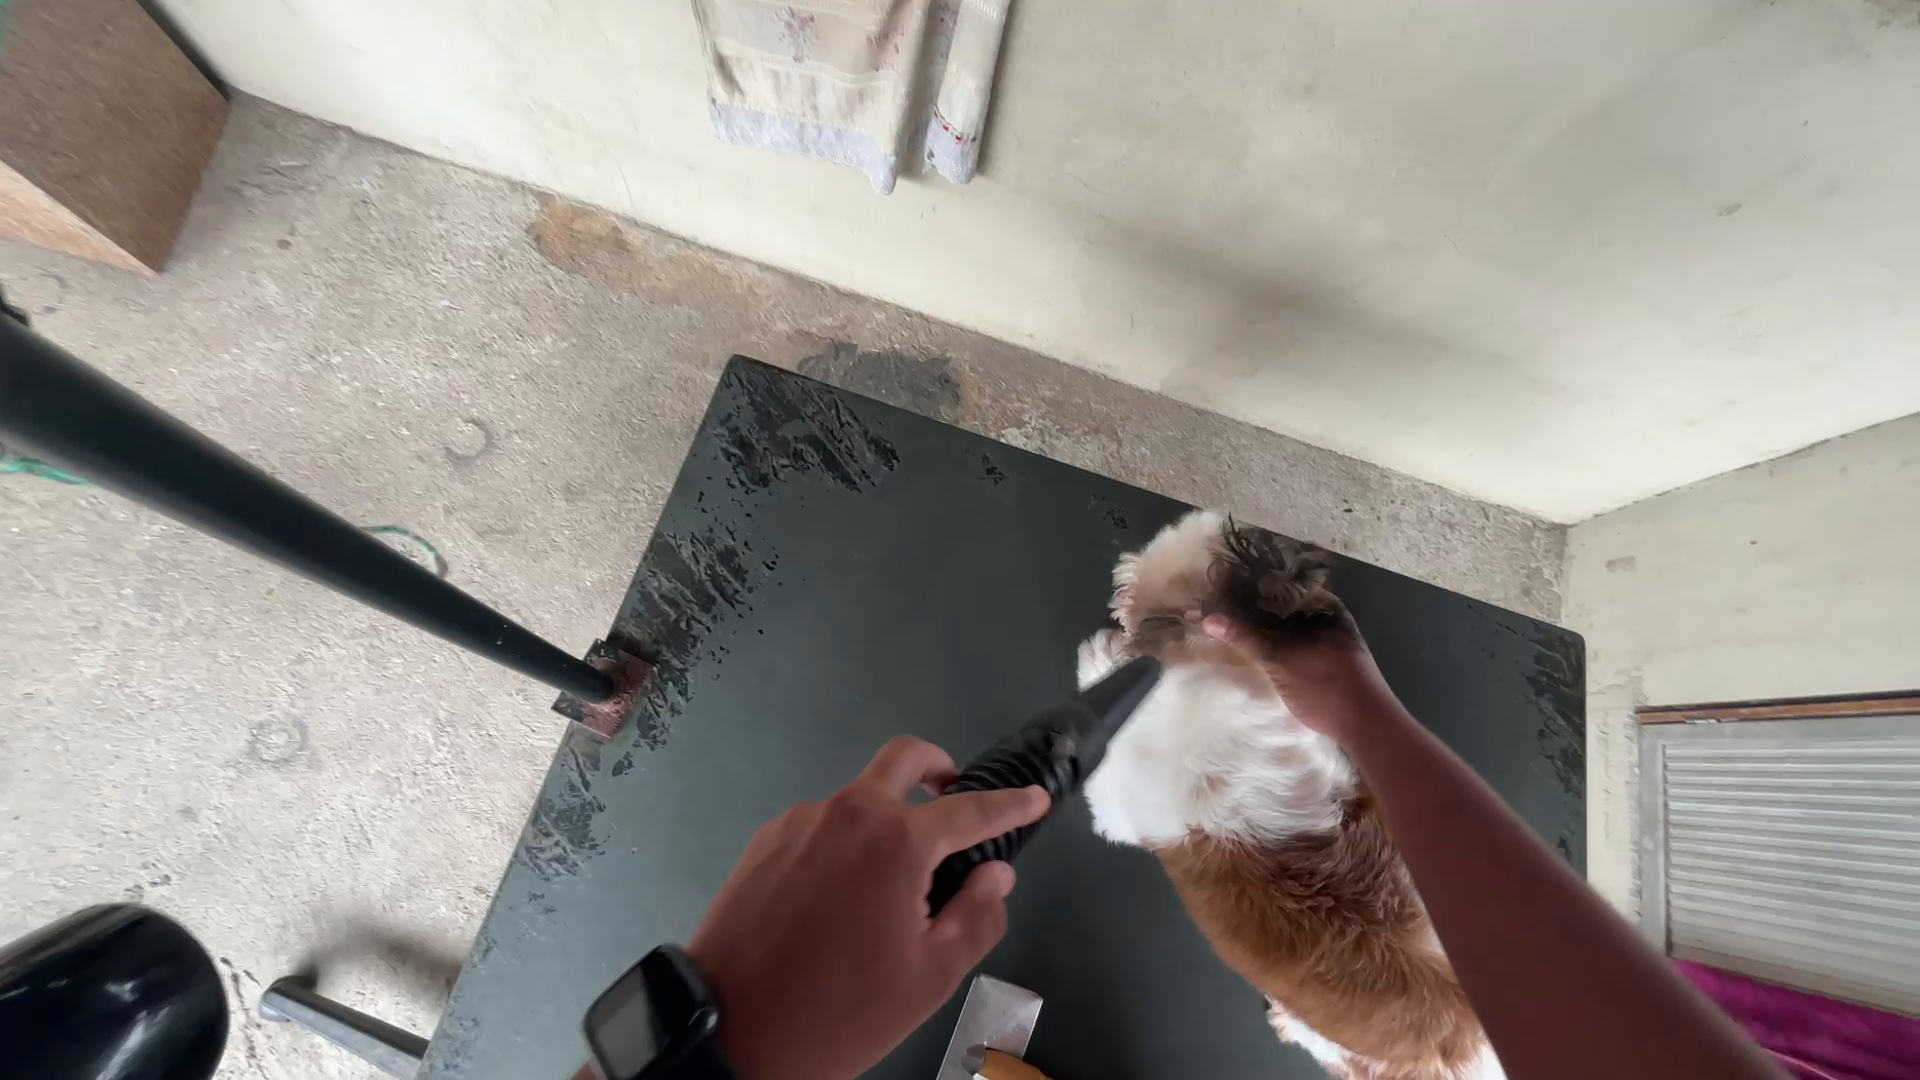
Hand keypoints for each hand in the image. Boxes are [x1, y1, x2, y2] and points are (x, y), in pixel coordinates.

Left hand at [686, 736, 1050, 1079]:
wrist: (726, 1031)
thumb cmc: (840, 1010)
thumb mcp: (929, 978)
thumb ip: (977, 915)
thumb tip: (994, 872)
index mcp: (898, 841)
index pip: (971, 810)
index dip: (1011, 804)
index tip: (1035, 797)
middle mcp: (851, 811)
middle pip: (904, 757)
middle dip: (938, 766)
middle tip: (951, 795)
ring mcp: (804, 818)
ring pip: (860, 797)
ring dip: (885, 818)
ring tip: (882, 888)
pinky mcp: (769, 836)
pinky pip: (822, 824)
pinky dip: (844, 842)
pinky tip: (835, 897)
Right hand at [1198, 604, 1392, 742]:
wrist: (1367, 727)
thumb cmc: (1326, 684)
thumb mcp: (1280, 658)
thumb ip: (1244, 635)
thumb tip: (1206, 617)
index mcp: (1321, 604)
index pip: (1275, 586)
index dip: (1243, 588)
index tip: (1214, 591)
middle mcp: (1325, 615)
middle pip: (1276, 605)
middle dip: (1246, 608)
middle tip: (1212, 609)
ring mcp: (1325, 637)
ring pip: (1282, 625)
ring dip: (1255, 626)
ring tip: (1223, 623)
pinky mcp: (1322, 658)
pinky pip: (1288, 641)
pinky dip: (1267, 641)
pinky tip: (1248, 645)